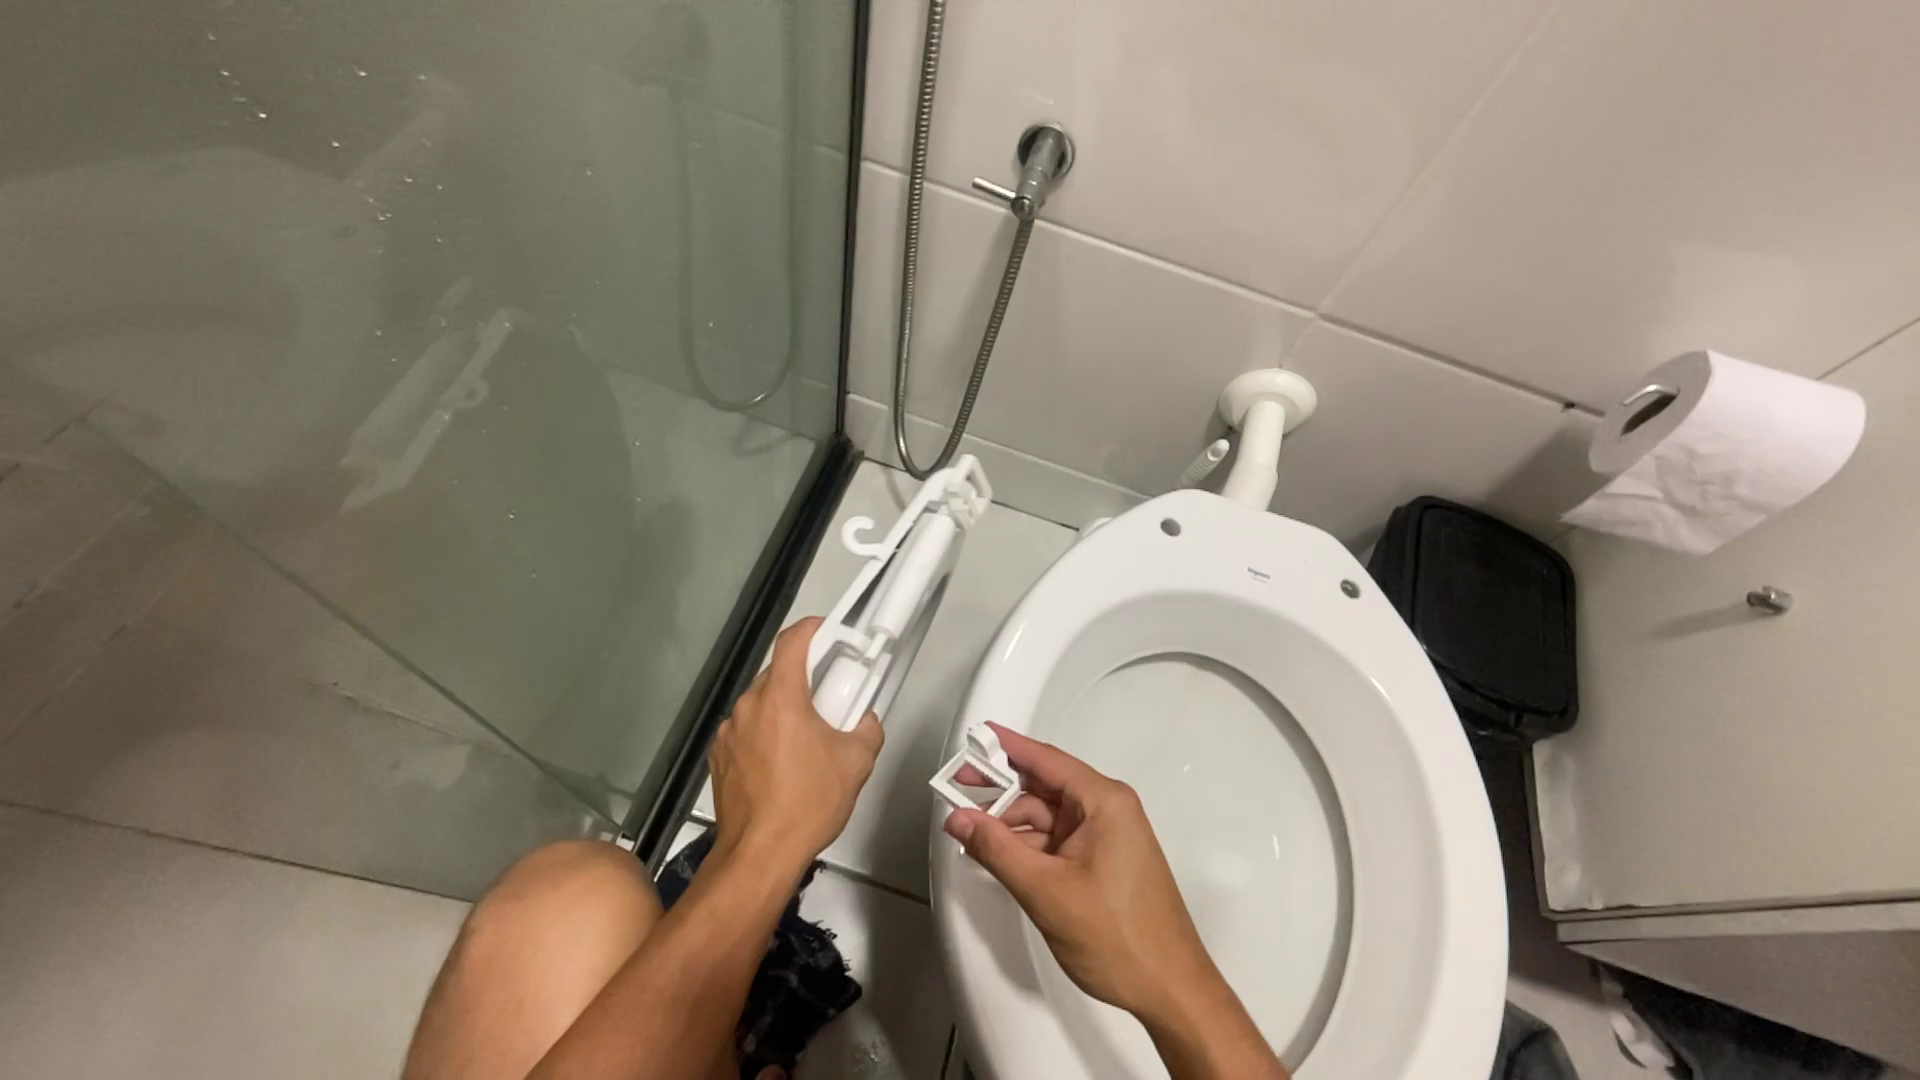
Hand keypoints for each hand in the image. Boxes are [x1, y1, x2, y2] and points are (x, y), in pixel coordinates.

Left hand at [708, 617, 883, 874]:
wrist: (760, 854)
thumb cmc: (809, 803)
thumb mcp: (856, 762)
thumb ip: (867, 728)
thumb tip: (865, 720)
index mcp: (782, 698)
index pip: (792, 642)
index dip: (812, 629)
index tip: (829, 632)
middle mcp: (749, 707)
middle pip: (777, 674)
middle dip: (805, 679)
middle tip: (830, 698)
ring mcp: (728, 732)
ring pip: (760, 704)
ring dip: (783, 710)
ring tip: (806, 739)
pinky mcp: (719, 757)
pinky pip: (746, 731)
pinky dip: (764, 735)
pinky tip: (781, 764)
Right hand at [941, 724, 1215, 1020]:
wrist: (1170, 990)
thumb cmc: (1118, 937)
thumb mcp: (1045, 890)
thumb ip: (997, 849)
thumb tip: (959, 819)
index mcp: (1104, 802)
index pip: (1046, 759)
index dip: (1007, 746)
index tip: (977, 734)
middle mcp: (1109, 810)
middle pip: (1045, 786)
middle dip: (1001, 790)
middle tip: (957, 789)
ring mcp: (1108, 836)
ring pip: (1048, 816)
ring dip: (1012, 824)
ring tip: (972, 834)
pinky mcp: (1105, 861)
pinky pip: (1059, 840)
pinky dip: (1029, 845)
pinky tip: (1001, 855)